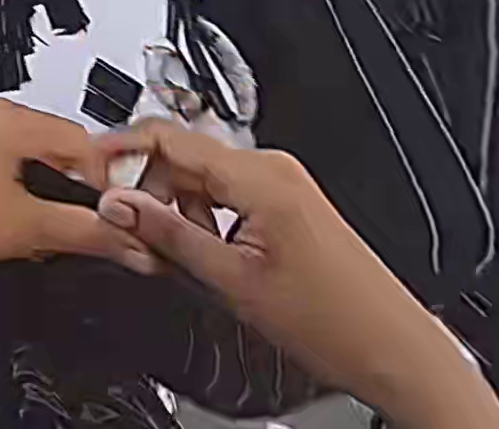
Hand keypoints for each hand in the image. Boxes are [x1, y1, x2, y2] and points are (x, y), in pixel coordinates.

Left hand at [0, 93, 159, 283]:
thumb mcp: (27, 228)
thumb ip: (87, 231)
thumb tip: (127, 240)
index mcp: (4, 117)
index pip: (80, 139)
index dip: (103, 180)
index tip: (110, 212)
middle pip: (52, 138)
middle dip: (71, 180)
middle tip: (80, 219)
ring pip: (24, 144)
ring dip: (41, 178)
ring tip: (40, 218)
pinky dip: (12, 174)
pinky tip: (7, 207)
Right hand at [95, 120, 498, 428]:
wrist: (407, 362)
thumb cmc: (340, 327)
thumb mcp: (233, 281)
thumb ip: (165, 233)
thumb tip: (116, 202)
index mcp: (260, 176)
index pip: (166, 136)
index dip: (120, 147)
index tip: (91, 164)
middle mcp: (271, 167)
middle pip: (179, 153)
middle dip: (146, 183)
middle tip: (126, 219)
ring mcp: (280, 181)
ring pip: (198, 171)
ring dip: (172, 199)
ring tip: (169, 243)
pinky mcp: (284, 198)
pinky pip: (221, 186)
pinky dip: (198, 207)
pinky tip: (200, 242)